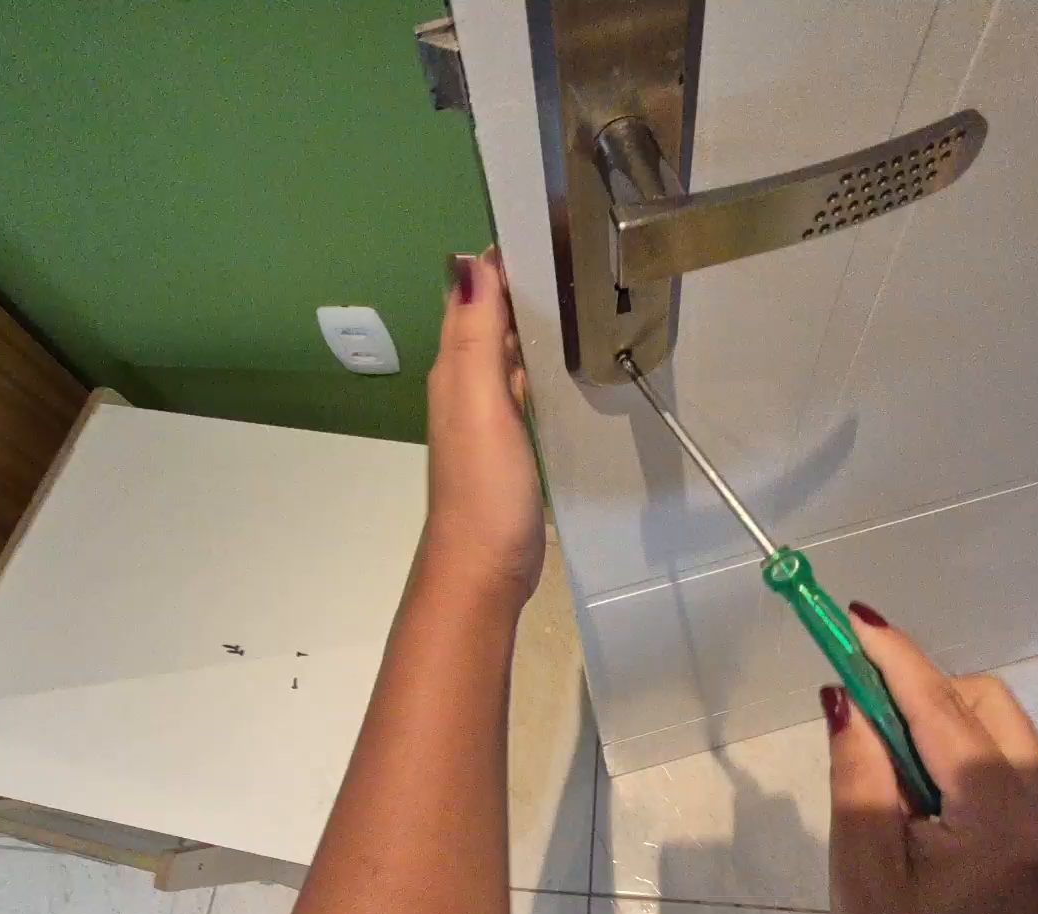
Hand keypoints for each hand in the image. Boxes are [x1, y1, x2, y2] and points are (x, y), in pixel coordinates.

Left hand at [419, 249, 543, 608]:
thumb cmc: (484, 486)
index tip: (546, 224)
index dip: (500, 261)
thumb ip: (476, 337)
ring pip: (509, 353)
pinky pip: (525, 387)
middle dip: (522, 285)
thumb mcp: (478, 404)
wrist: (485, 565)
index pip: (473, 296)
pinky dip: (541, 366)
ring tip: (582, 295)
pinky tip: (569, 362)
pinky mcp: (512, 443)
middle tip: (579, 254)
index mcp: (456, 369)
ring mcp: (489, 416)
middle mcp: (467, 385)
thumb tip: (470, 262)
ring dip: (534, 324)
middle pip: (491, 320)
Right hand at [823, 603, 1037, 913]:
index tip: (851, 616)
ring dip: (934, 711)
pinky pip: (1001, 754)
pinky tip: (915, 777)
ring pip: (996, 722)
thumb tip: (842, 695)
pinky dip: (953, 741)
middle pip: (982, 701)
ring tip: (880, 749)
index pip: (939, 708)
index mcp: (999, 818)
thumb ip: (856, 770)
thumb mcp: (861, 863)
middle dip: (916, 685)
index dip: (891, 655)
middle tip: (855, 701)